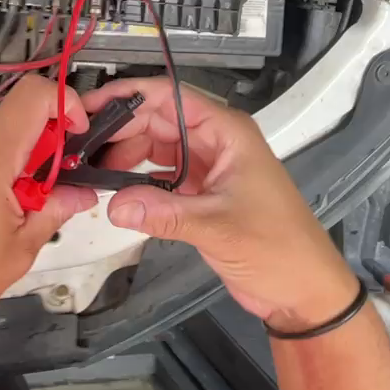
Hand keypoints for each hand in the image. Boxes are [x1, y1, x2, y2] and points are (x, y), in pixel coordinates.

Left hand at [0, 74, 98, 337]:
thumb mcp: (18, 249)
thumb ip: (54, 209)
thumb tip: (82, 191)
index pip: (34, 94)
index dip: (65, 104)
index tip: (76, 135)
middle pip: (16, 119)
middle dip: (37, 150)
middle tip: (41, 195)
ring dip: (9, 161)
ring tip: (5, 210)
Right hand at [82, 78, 359, 331]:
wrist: (307, 294)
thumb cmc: (280, 249)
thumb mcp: (218, 227)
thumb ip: (164, 213)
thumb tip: (115, 206)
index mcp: (226, 131)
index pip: (170, 95)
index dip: (129, 94)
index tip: (94, 104)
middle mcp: (214, 140)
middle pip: (157, 117)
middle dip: (120, 126)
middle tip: (82, 141)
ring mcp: (207, 164)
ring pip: (156, 143)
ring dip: (126, 152)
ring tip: (92, 165)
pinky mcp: (200, 189)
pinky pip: (161, 171)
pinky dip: (138, 177)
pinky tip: (115, 187)